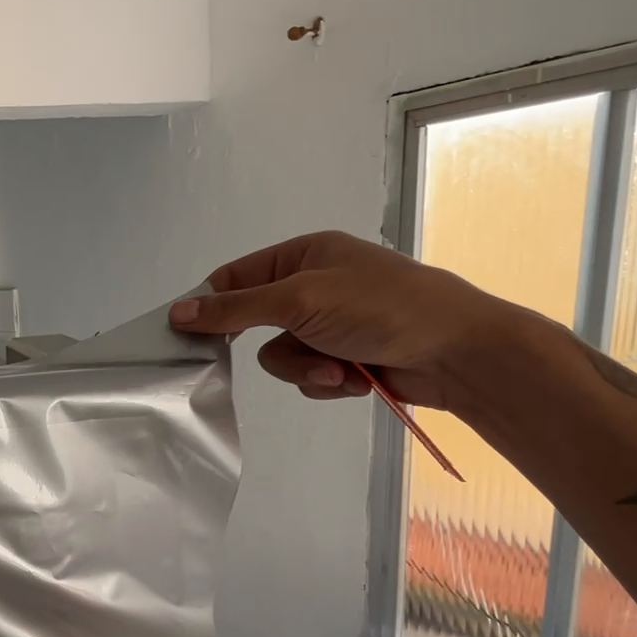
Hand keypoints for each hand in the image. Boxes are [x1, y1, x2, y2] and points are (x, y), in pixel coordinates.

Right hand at [167, 231, 532, 409]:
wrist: (459, 352)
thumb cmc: (381, 308)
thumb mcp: (299, 300)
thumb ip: (235, 308)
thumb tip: (177, 311)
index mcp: (305, 256)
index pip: (236, 278)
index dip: (210, 305)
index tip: (185, 334)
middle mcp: (315, 286)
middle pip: (254, 321)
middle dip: (274, 345)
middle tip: (272, 352)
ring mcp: (330, 324)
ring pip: (279, 356)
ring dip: (302, 369)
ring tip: (337, 371)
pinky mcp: (345, 357)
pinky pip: (306, 374)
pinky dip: (323, 381)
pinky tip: (353, 379)